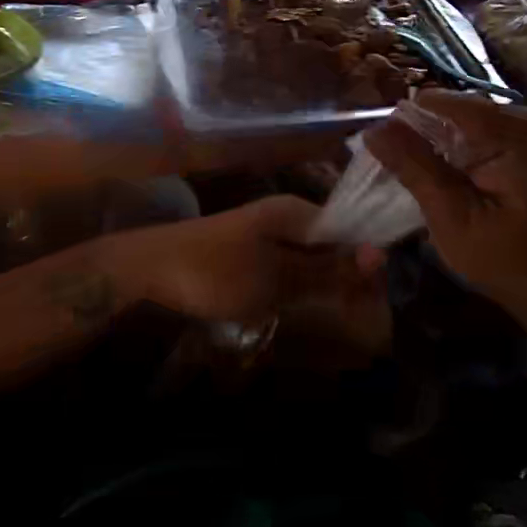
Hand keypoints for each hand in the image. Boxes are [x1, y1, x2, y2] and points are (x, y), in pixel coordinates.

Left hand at [108, 195, 375, 321]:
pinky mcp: (246, 253)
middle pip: (332, 245)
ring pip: (309, 259)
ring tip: (325, 314)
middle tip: (349, 315)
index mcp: (297, 212)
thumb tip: (380, 254)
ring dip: (319, 286)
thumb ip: (327, 269)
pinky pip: (285, 268)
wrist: (147, 270)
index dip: (367, 265)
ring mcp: (263, 233)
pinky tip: (292, 307)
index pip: (352, 232)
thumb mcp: (278, 276)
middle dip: (344, 278)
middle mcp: (285, 216)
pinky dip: (293, 287)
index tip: (373, 301)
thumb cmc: (215, 272)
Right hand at [364, 91, 526, 316]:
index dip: (406, 122)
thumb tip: (375, 129)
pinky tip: (459, 189)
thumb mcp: (453, 218)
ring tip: (426, 184)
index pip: (443, 103)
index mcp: (515, 132)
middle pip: (461, 112)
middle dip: (426, 137)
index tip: (383, 153)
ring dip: (446, 150)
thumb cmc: (511, 263)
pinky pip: (494, 142)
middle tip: (402, 176)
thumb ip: (415, 168)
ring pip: (475, 127)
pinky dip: (469, 159)